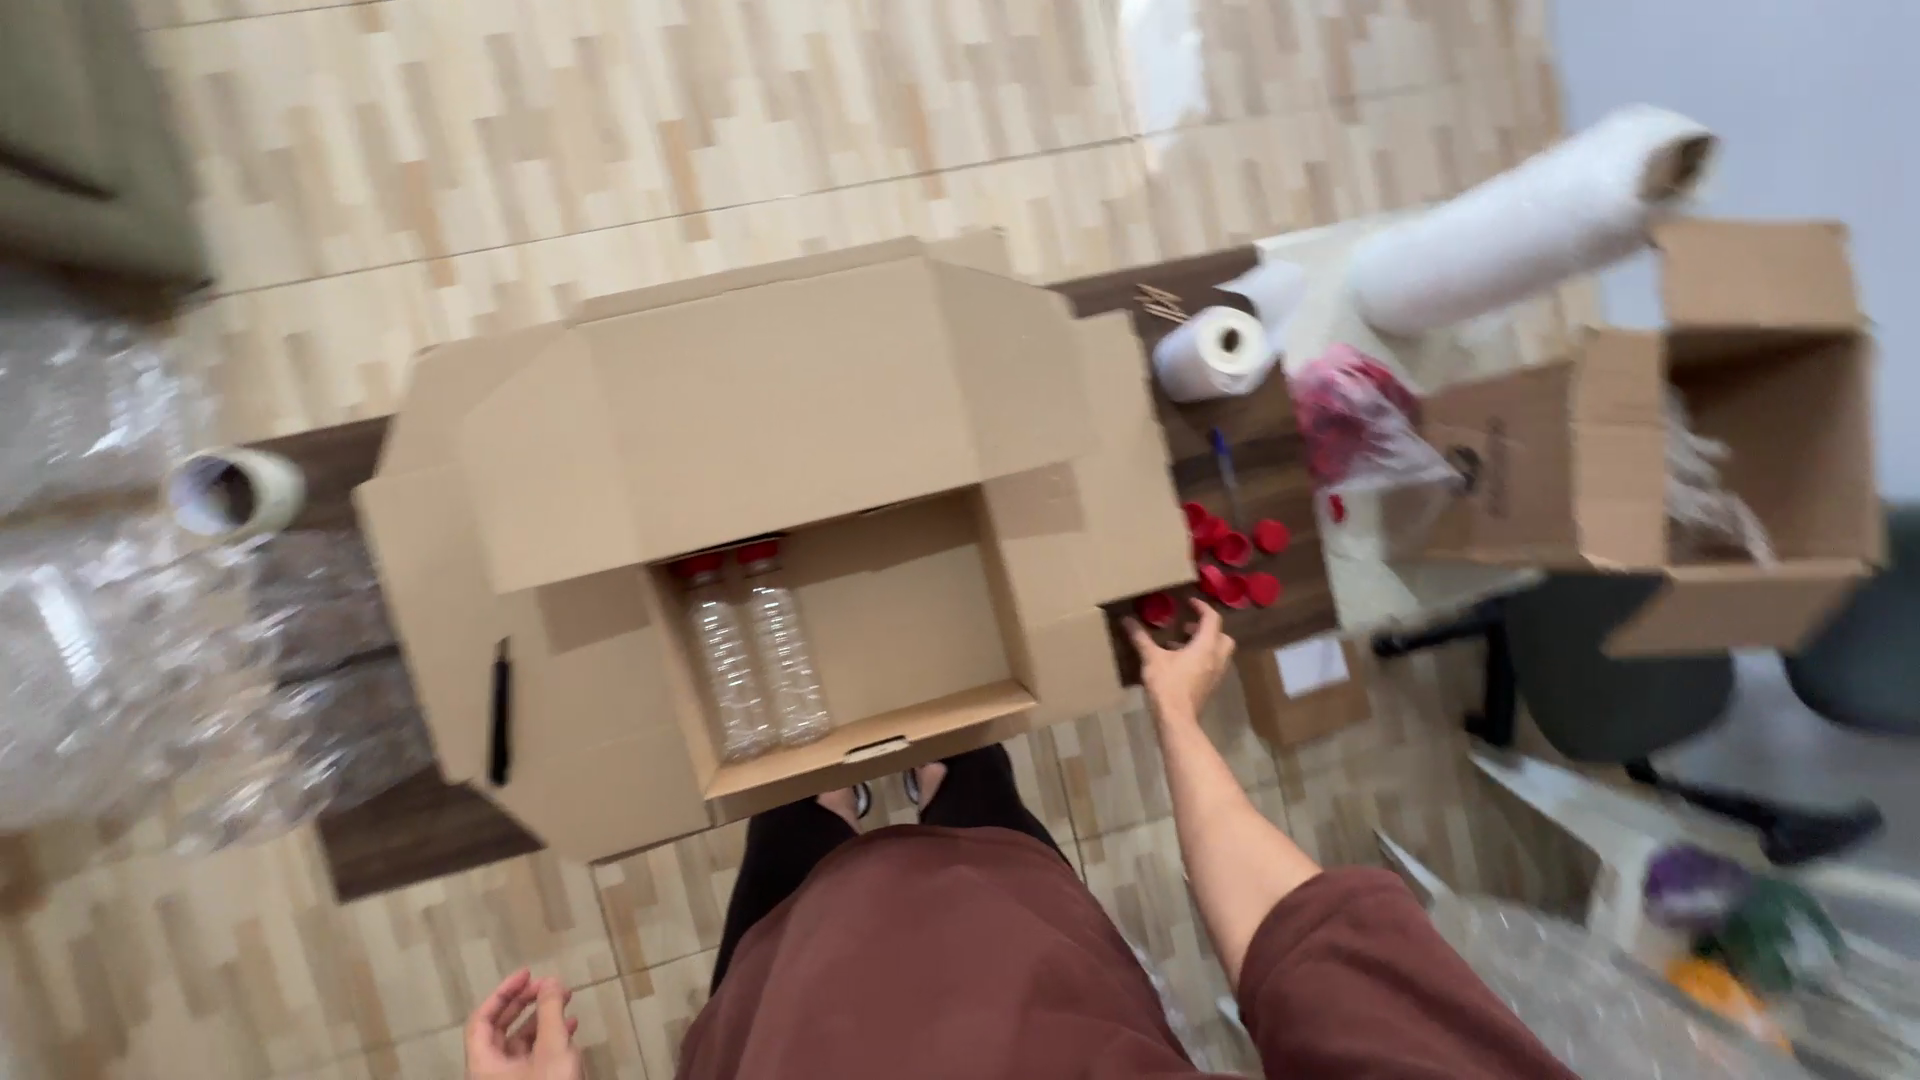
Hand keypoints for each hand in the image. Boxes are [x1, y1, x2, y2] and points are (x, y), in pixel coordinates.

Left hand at [465, 970, 581, 1079]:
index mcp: (483, 1065)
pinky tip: (571, 1027)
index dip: (502, 993)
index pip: (480, 1021)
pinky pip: (532, 1055)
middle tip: (548, 984)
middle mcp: (489, 1073)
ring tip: (567, 999)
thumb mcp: (553, 1048)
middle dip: (524, 1002)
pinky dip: (549, 1036)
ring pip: (518, 1042)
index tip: (528, 974)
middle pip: (498, 1029)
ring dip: (542, 1017)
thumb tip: (550, 981)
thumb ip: (551, 1011)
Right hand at [1124, 598, 1234, 724]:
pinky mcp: (1210, 686)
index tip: (1189, 602)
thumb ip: (1140, 638)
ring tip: (1178, 644)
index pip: (1212, 619)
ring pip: (1218, 652)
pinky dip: (1200, 658)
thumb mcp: (1151, 658)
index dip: (1202, 607)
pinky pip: (1211, 665)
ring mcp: (1215, 674)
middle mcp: (1216, 658)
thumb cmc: (1167, 685)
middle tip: (1187, 627)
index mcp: (1206, 646)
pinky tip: (1179, 663)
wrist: (1177, 719)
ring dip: (1203, 644)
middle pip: (1222, 636)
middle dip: (1208, 628)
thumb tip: (1126, 620)